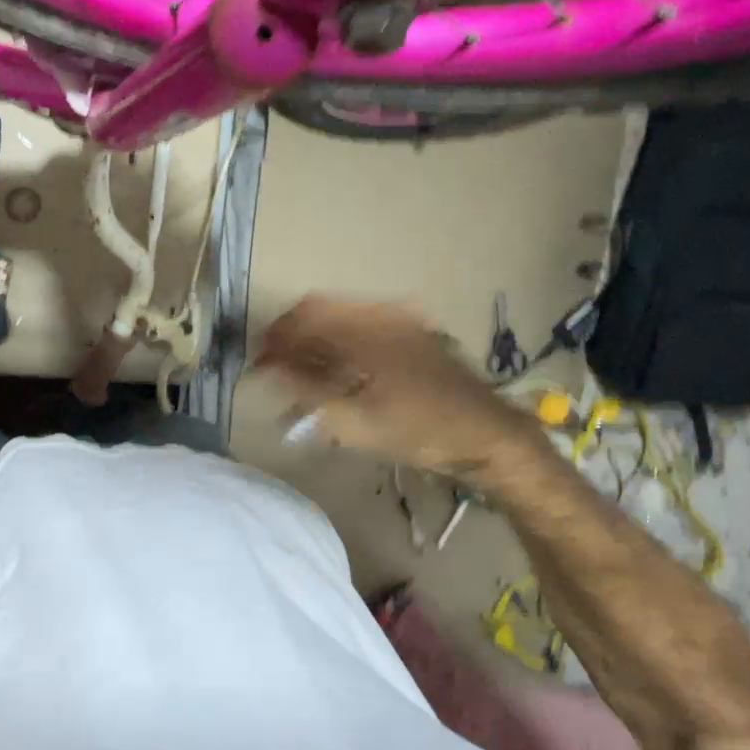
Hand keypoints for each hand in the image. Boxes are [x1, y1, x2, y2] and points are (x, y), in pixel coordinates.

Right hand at [255, 297, 544, 480]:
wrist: (491, 437)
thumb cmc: (423, 433)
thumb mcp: (357, 422)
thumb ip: (307, 392)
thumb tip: (270, 368)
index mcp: (367, 328)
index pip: (304, 314)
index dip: (275, 336)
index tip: (257, 362)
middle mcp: (382, 313)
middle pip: (320, 311)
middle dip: (292, 338)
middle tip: (275, 369)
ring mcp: (401, 321)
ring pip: (340, 319)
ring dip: (314, 342)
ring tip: (301, 376)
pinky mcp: (413, 334)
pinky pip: (363, 327)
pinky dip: (340, 346)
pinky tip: (335, 375)